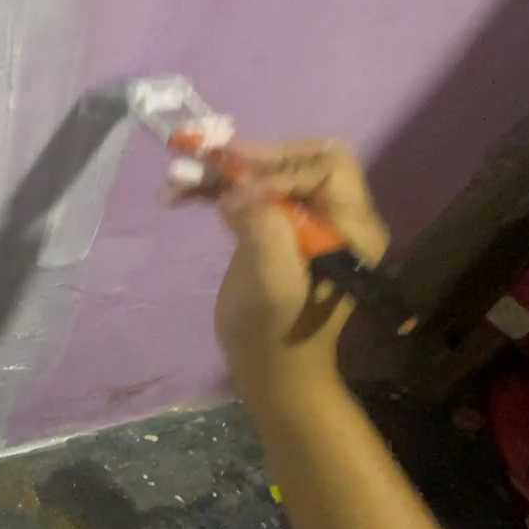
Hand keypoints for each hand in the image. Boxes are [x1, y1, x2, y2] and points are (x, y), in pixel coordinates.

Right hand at [199, 139, 389, 399]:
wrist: (269, 370)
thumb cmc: (276, 331)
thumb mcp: (273, 281)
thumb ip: (264, 226)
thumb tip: (235, 190)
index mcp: (351, 225)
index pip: (325, 165)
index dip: (280, 168)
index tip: (235, 189)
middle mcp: (332, 215)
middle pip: (294, 159)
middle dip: (247, 158)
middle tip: (204, 162)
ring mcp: (300, 221)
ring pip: (262, 173)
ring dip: (219, 173)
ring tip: (178, 179)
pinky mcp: (270, 229)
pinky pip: (243, 195)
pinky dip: (211, 191)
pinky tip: (177, 196)